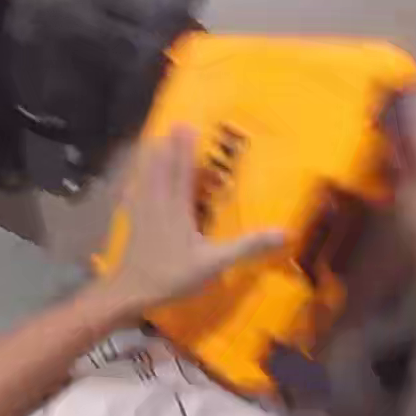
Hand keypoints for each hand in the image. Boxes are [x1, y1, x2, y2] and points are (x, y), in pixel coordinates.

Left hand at [96, 126, 285, 314]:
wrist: (130, 290)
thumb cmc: (172, 275)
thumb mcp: (214, 263)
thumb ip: (247, 247)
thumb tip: (285, 232)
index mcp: (177, 210)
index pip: (182, 173)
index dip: (185, 150)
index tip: (188, 127)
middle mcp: (157, 205)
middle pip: (162, 170)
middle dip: (169, 147)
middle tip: (173, 125)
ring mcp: (141, 214)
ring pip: (146, 180)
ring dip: (151, 160)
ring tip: (153, 142)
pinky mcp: (132, 224)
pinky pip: (134, 196)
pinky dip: (136, 183)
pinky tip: (133, 180)